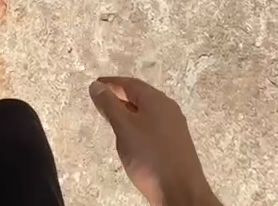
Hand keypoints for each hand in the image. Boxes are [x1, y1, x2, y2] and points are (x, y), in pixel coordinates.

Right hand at [89, 77, 219, 205]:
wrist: (182, 194)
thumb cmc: (149, 156)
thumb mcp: (123, 128)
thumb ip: (109, 105)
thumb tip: (96, 86)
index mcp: (156, 99)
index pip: (129, 83)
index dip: (110, 84)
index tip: (95, 86)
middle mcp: (168, 108)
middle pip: (140, 96)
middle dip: (119, 98)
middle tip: (102, 103)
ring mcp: (175, 127)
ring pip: (147, 113)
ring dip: (129, 113)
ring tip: (114, 121)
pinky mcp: (178, 144)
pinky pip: (154, 126)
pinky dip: (140, 126)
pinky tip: (133, 139)